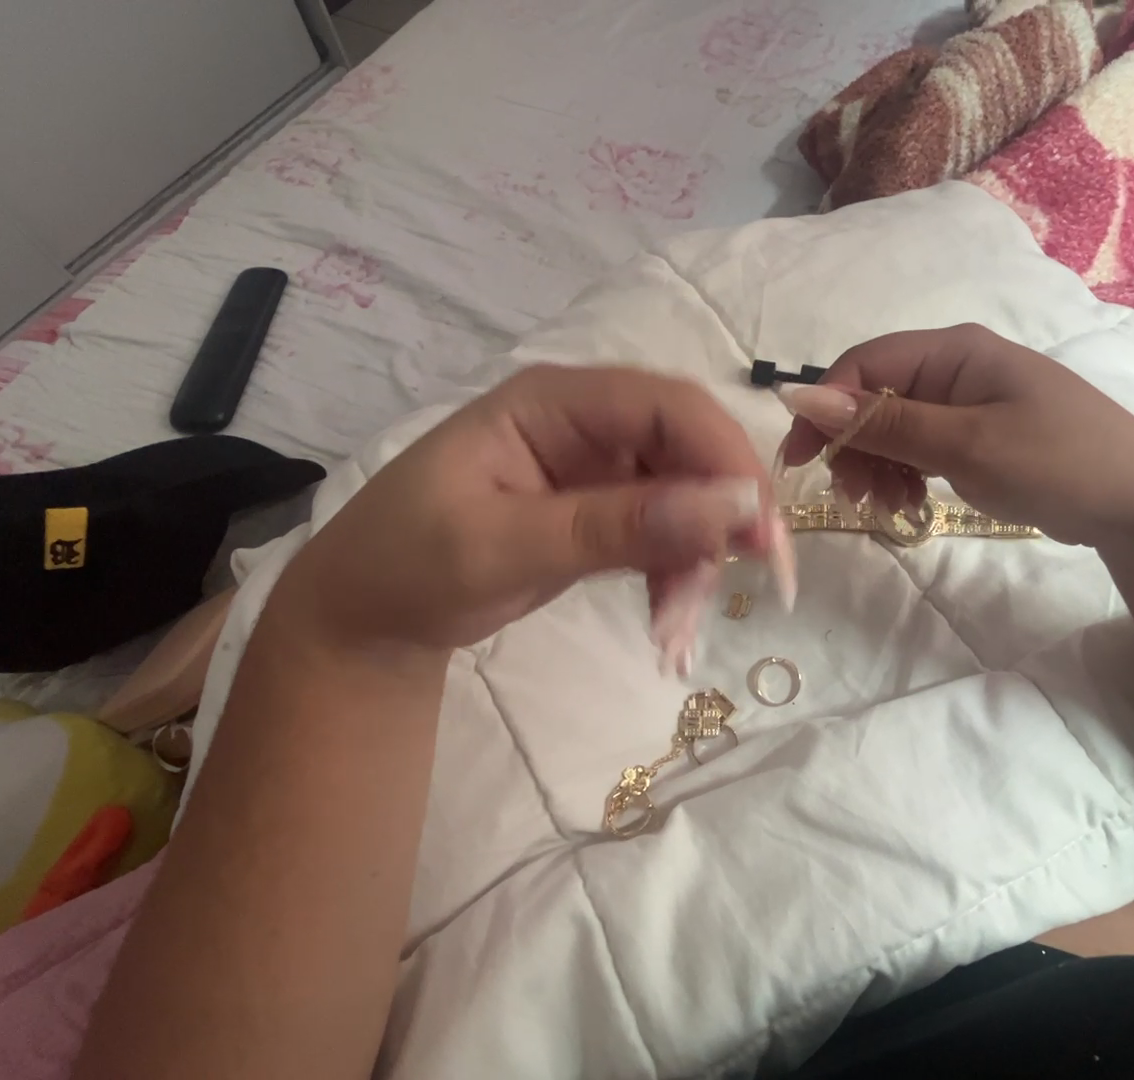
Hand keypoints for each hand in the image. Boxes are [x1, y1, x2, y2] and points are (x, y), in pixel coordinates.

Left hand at [265, 365, 794, 665]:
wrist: (370, 615)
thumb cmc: (409, 565)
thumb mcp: (502, 547)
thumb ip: (613, 527)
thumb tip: (728, 510)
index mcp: (552, 402)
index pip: (665, 405)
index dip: (725, 458)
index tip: (763, 530)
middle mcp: (586, 424)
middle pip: (689, 448)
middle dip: (723, 514)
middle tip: (756, 581)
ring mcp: (597, 470)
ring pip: (687, 496)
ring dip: (701, 557)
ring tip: (680, 629)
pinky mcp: (603, 513)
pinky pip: (666, 533)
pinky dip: (678, 575)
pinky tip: (667, 623)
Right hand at [779, 324, 1133, 545]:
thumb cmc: (1057, 462)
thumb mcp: (964, 443)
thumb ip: (883, 422)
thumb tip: (800, 395)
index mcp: (953, 350)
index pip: (862, 366)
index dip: (822, 409)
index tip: (800, 460)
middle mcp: (956, 367)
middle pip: (874, 397)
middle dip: (853, 446)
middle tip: (854, 497)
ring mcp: (968, 403)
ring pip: (893, 427)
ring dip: (877, 466)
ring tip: (888, 508)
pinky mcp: (979, 435)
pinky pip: (920, 447)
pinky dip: (905, 475)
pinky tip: (910, 504)